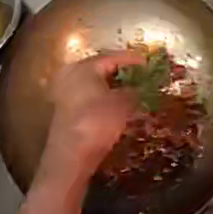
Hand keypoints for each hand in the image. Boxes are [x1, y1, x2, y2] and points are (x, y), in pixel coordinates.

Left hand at [40, 51, 141, 176]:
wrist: (71, 156)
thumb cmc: (98, 122)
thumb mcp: (123, 104)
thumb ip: (134, 92)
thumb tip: (139, 88)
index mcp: (85, 68)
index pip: (112, 57)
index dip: (132, 59)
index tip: (147, 61)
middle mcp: (71, 76)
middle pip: (101, 69)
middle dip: (122, 73)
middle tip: (140, 74)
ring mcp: (66, 94)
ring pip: (95, 85)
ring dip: (113, 87)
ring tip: (133, 91)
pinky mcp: (65, 111)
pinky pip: (89, 98)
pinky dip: (104, 99)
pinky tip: (118, 107)